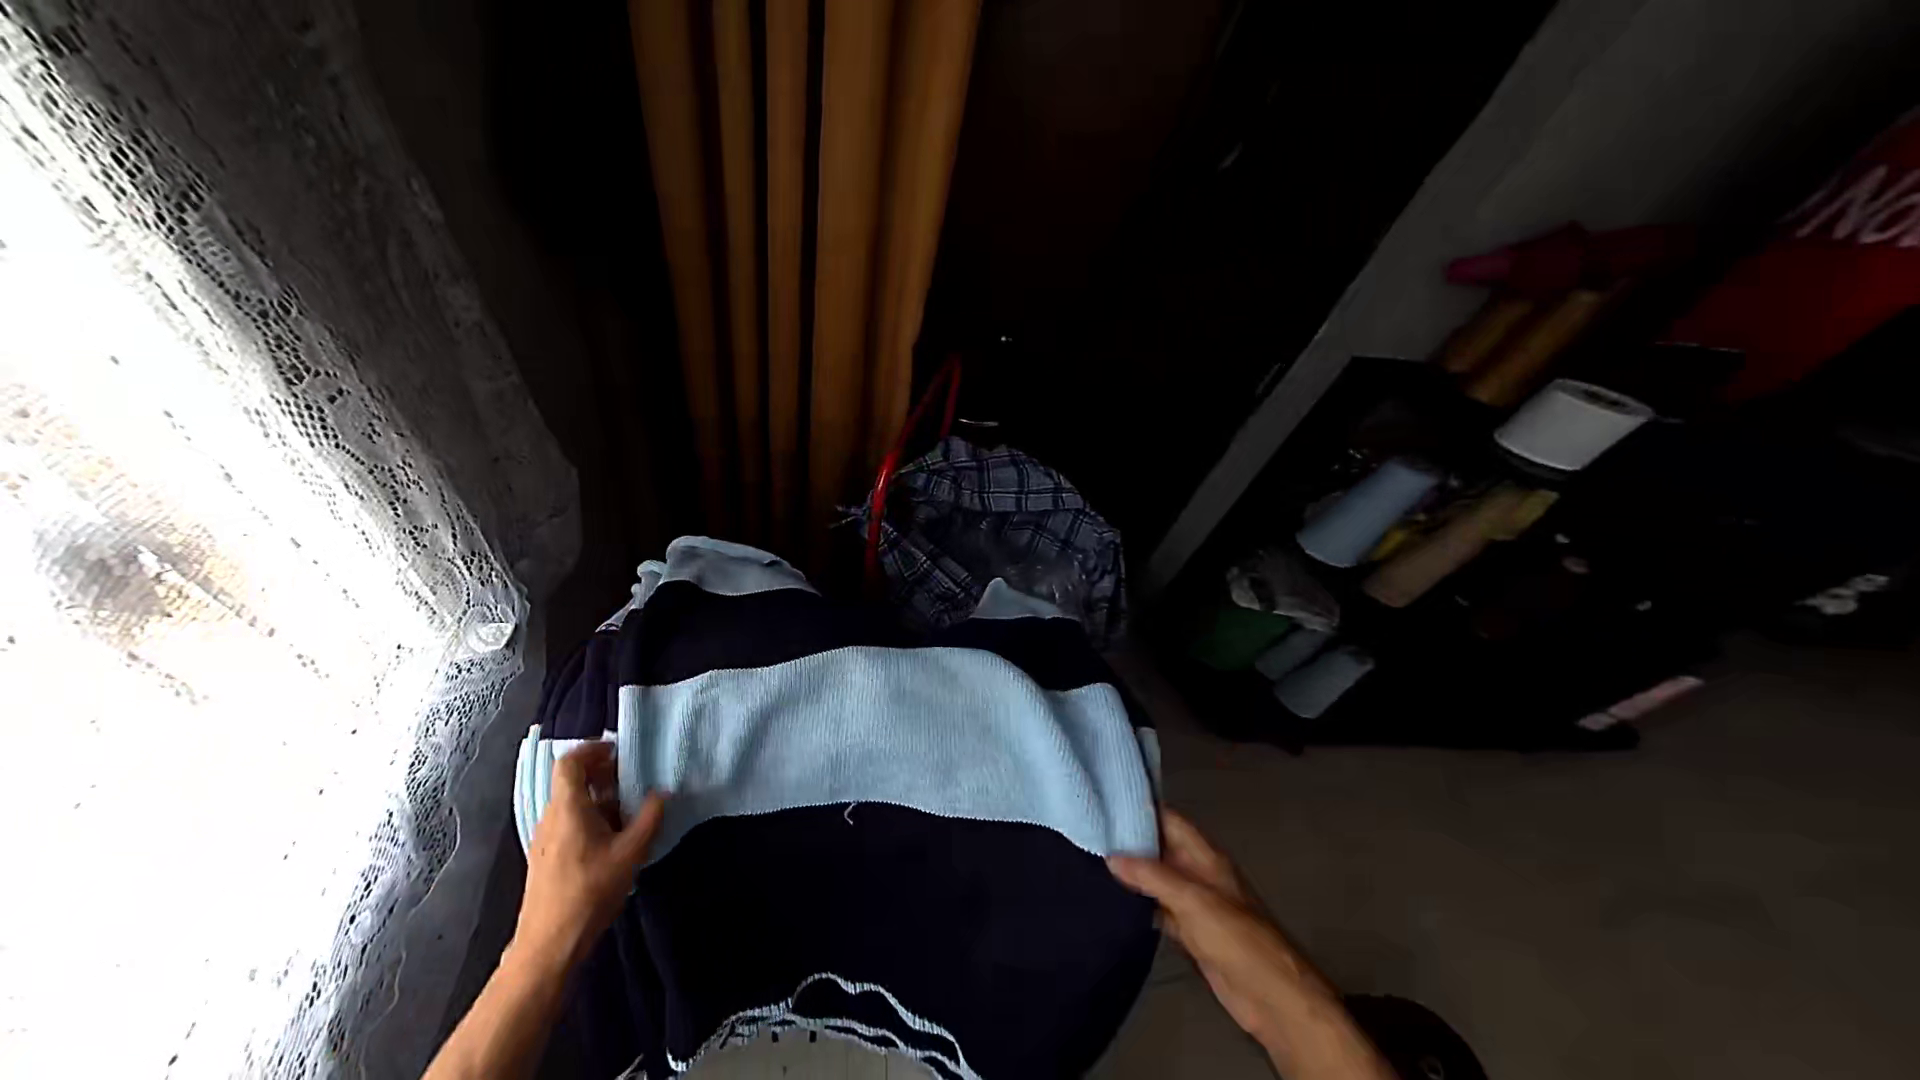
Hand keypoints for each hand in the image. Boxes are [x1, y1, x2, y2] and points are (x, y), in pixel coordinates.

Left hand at [513, 741, 664, 973]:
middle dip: (604, 774)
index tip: (621, 753)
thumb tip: (662, 793)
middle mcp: (551, 818)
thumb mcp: (631, 852)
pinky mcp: (547, 858)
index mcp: (568, 808)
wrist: (548, 946)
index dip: (594, 750)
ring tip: (632, 810)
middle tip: (634, 779)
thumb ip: (650, 817)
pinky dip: (593, 818)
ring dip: (602, 798)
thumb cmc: (589, 892)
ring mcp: (546, 839)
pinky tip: (615, 838)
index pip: (570, 762)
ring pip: (573, 804)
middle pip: (572, 781)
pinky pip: (570, 823)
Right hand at [1109, 810, 1392, 1079]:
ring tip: (1091, 862)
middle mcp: (1198, 873)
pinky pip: (1159, 910)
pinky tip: (1113, 903)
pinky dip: (1139, 906)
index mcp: (1205, 856)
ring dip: (1132, 875)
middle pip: (1160, 849)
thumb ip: (1152, 876)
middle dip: (1130, 841)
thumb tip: (1111, 856)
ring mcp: (1194, 904)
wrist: (1271, 997)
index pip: (1169, 820)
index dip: (1141, 809)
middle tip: (1089, 833)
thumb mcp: (1192, 900)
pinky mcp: (1190, 932)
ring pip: (1157, 880)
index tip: (1105, 802)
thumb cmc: (1237, 937)